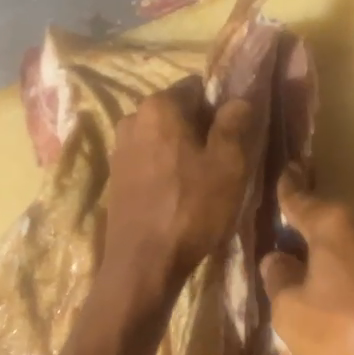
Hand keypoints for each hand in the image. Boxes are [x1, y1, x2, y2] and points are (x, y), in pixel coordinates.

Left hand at [103, 77, 260, 293]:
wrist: (142, 267)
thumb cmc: (192, 208)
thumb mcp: (229, 162)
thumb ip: (236, 121)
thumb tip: (237, 100)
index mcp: (159, 105)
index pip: (199, 87)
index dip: (221, 109)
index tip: (235, 138)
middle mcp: (133, 118)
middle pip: (180, 112)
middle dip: (202, 130)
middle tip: (223, 163)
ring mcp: (120, 148)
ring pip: (165, 137)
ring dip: (184, 152)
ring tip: (203, 183)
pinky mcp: (116, 177)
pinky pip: (151, 159)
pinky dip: (167, 169)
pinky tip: (181, 196)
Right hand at [261, 169, 353, 354]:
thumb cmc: (350, 333)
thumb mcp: (293, 315)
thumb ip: (279, 282)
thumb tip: (278, 259)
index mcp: (336, 223)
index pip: (301, 200)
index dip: (288, 188)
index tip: (289, 167)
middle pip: (330, 230)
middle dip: (311, 247)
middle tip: (289, 270)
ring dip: (337, 279)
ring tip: (318, 316)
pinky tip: (352, 332)